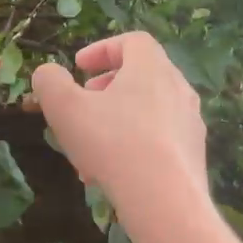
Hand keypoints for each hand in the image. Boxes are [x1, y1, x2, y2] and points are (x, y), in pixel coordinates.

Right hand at [31, 32, 208, 224]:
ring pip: (149, 110)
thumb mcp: (65, 108)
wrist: (165, 201)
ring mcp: (190, 122)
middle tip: (85, 103)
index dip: (102, 49)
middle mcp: (178, 88)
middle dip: (108, 87)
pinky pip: (161, 138)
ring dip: (118, 119)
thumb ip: (49, 82)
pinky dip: (135, 144)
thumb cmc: (112, 143)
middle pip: (142, 74)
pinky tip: (113, 172)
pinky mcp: (194, 154)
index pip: (133, 41)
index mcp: (151, 67)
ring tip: (92, 147)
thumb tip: (48, 73)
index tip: (79, 67)